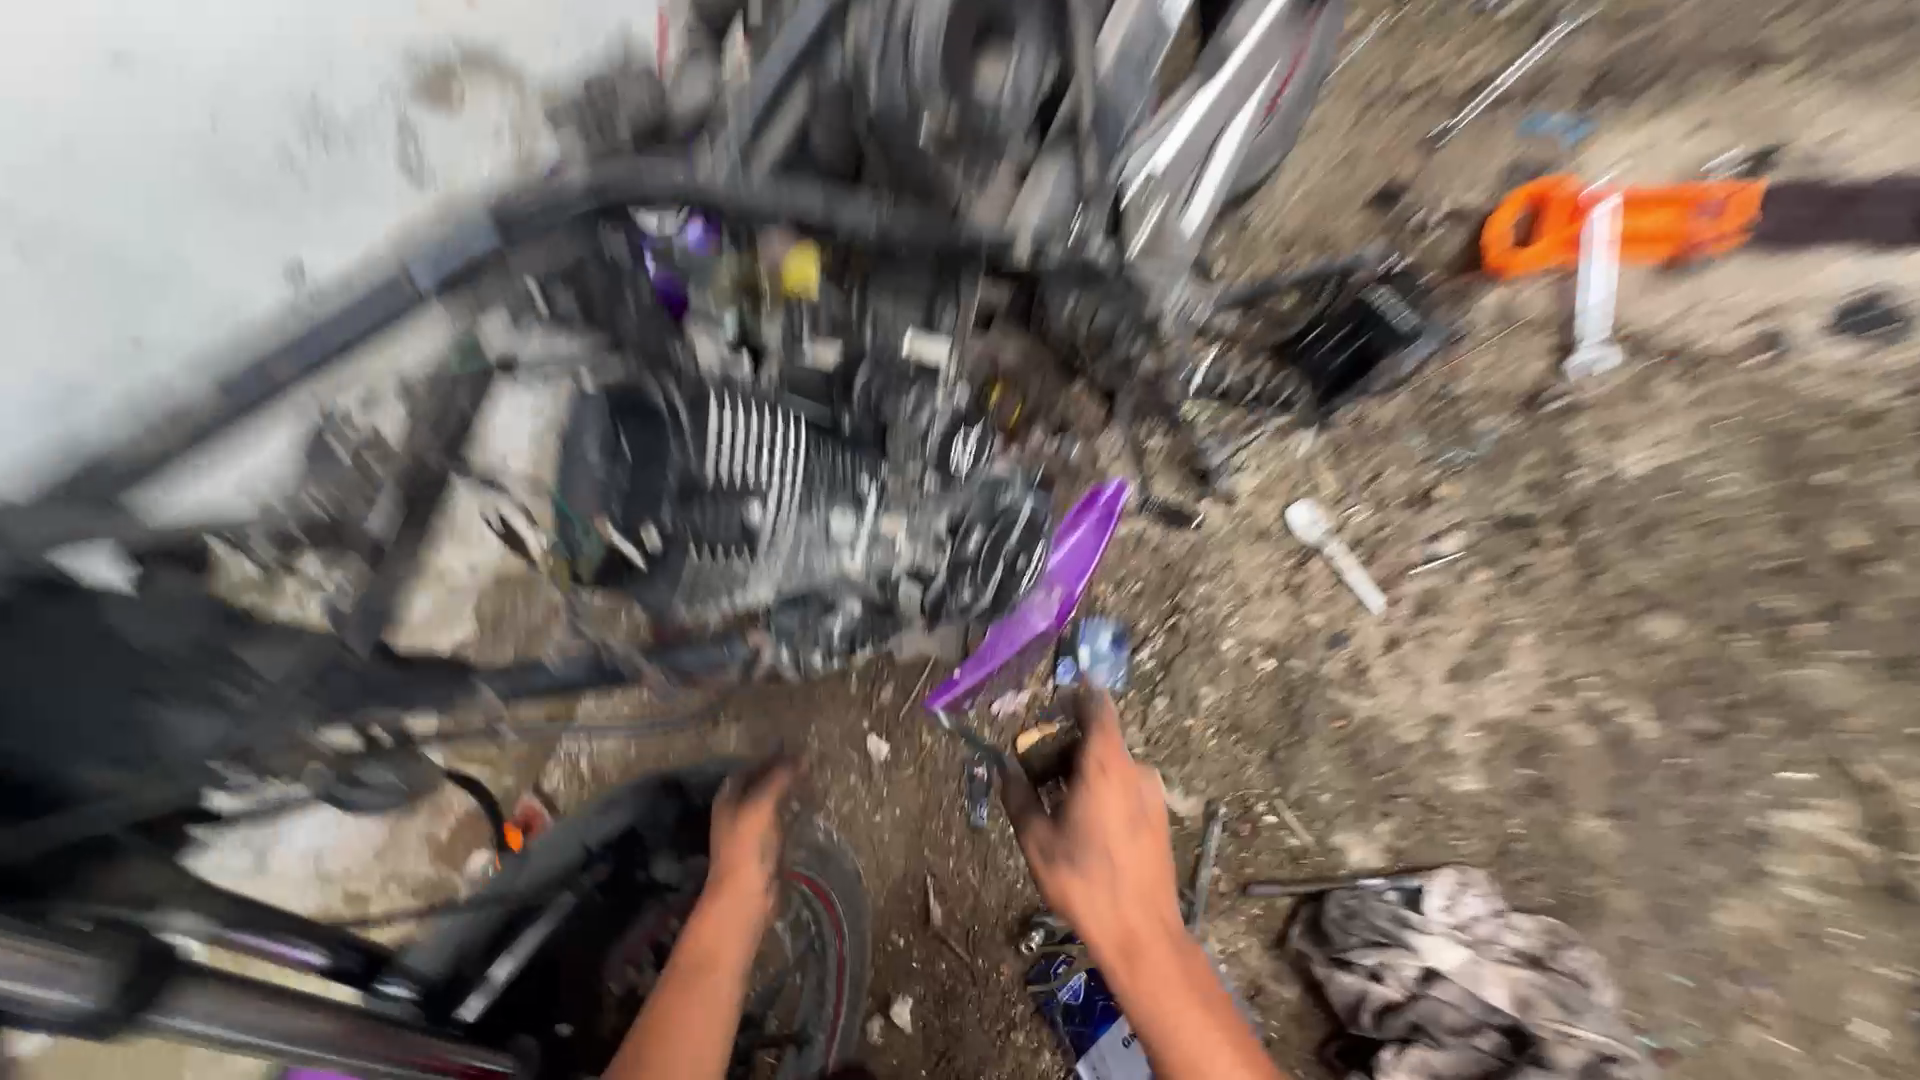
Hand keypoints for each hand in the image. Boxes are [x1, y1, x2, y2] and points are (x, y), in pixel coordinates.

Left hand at [704, 757, 796, 933]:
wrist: (747, 894)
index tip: (794, 747)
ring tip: (813, 778)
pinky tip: (811, 804)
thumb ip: (779, 778)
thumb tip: (802, 756)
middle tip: (809, 761)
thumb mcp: (762, 804)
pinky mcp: (768, 845)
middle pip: (762, 783)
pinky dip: (795, 808)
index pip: (749, 768)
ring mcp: (753, 829)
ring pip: (774, 800)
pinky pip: (783, 819)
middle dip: (783, 772)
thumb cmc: (748, 845)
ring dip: (791, 789)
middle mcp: (738, 810)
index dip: (769, 757)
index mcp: (729, 797)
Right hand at [1001, 685, 1185, 963]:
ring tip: (1059, 804)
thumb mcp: (1037, 840)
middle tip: (1039, 771)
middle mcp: (1134, 768)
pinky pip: (1126, 786)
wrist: (1142, 933)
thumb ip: (1018, 796)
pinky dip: (1104, 789)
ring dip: (1085, 772)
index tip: (1053, 705)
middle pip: (1100, 738)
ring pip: (1112, 765)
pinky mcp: (1160, 815)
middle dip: (1067, 746)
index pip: (1097, 705)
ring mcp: (1152, 792)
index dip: (1076, 697)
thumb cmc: (1083, 882)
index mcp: (1105, 764)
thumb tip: (1005, 769)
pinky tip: (1087, 824)